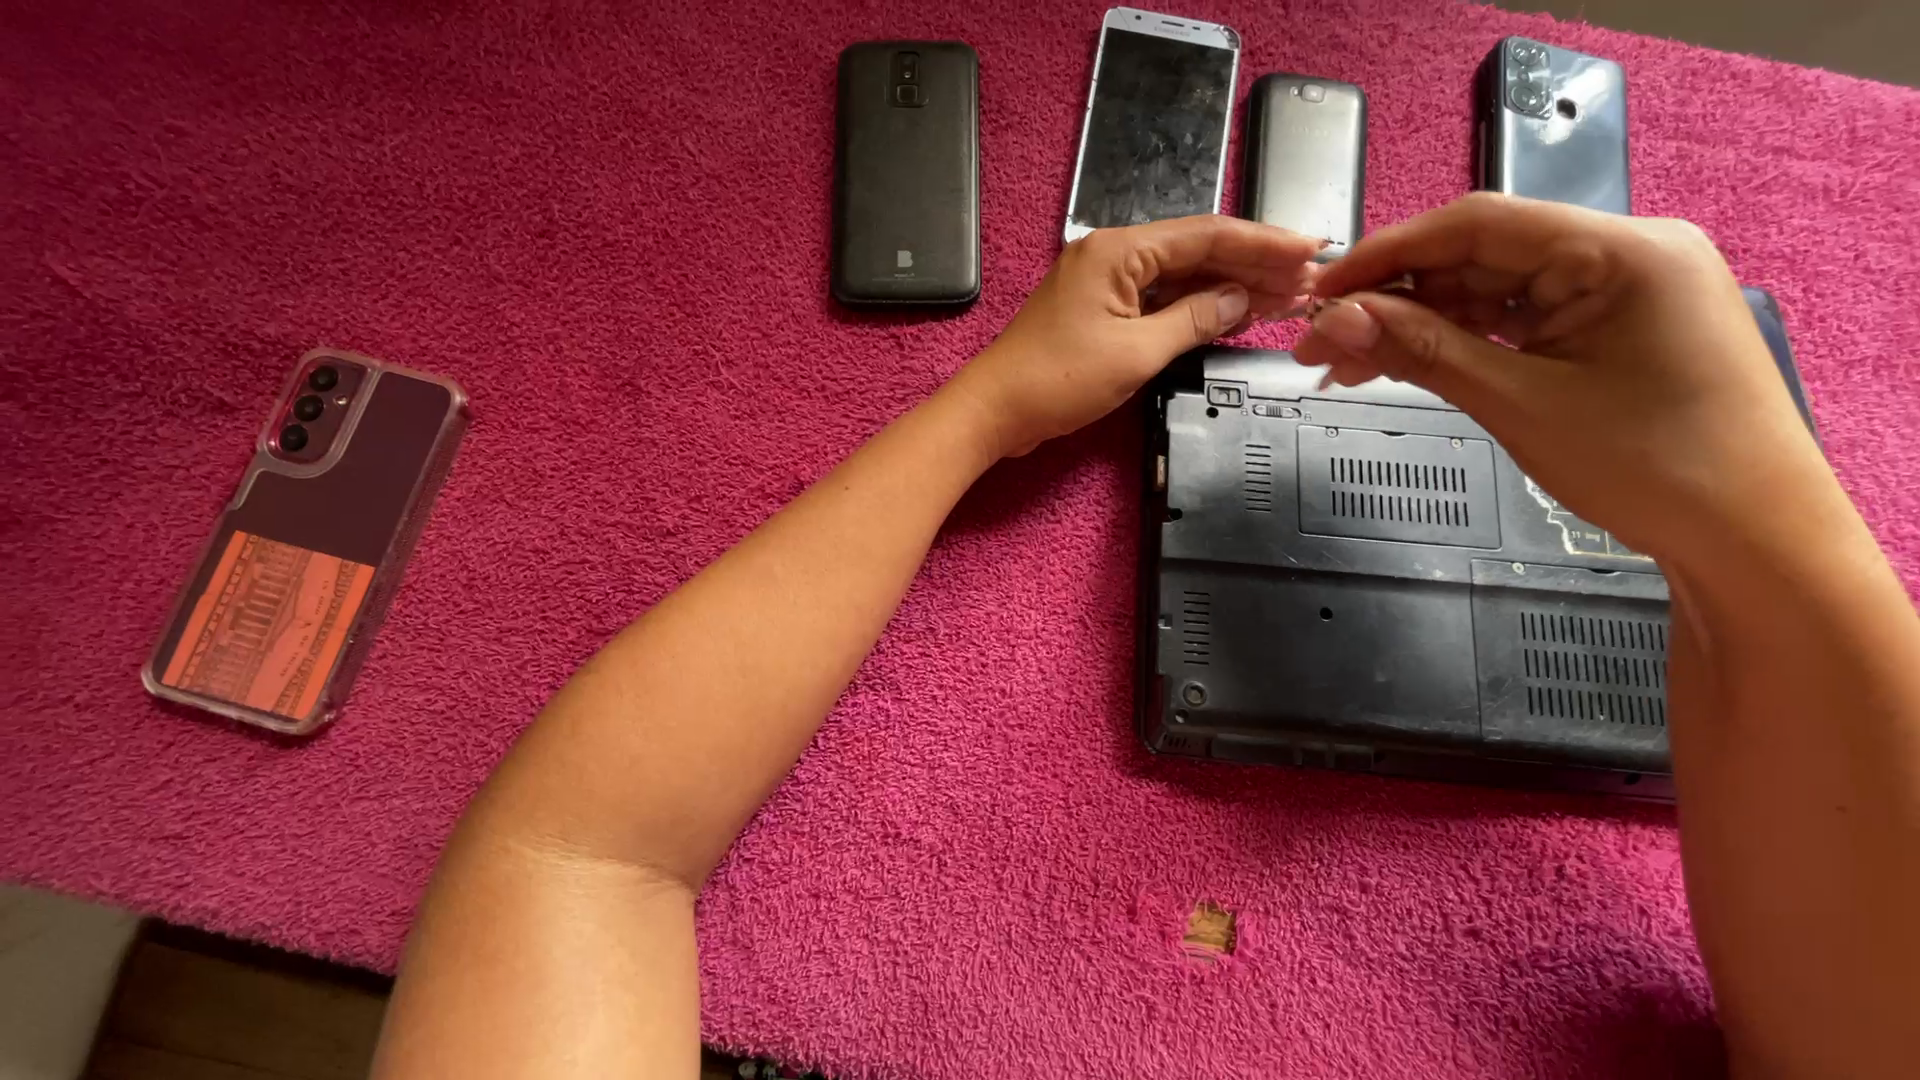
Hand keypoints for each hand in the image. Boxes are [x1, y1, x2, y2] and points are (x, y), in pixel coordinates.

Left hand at [948, 215, 1322, 457]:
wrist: (995, 411)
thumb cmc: (1055, 380)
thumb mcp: (1135, 353)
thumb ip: (1193, 320)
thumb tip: (1239, 300)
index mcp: (1119, 250)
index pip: (1207, 235)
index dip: (1263, 242)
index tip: (1311, 248)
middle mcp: (1113, 255)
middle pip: (1197, 251)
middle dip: (1253, 267)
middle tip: (1307, 282)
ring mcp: (1105, 283)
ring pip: (1180, 277)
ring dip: (1228, 288)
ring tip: (1283, 299)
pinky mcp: (1100, 311)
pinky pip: (1159, 300)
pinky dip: (1195, 309)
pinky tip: (1232, 315)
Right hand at [1295, 193, 1836, 566]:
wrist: (1746, 534)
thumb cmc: (1652, 465)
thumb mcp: (1519, 403)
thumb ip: (1424, 351)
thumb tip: (1336, 320)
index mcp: (1620, 250)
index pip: (1477, 225)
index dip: (1386, 253)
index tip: (1320, 292)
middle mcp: (1619, 252)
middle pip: (1476, 258)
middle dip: (1392, 300)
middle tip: (1319, 343)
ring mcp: (1612, 290)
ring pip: (1485, 293)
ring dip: (1413, 327)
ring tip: (1344, 365)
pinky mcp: (1601, 327)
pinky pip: (1509, 322)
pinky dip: (1452, 344)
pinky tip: (1398, 363)